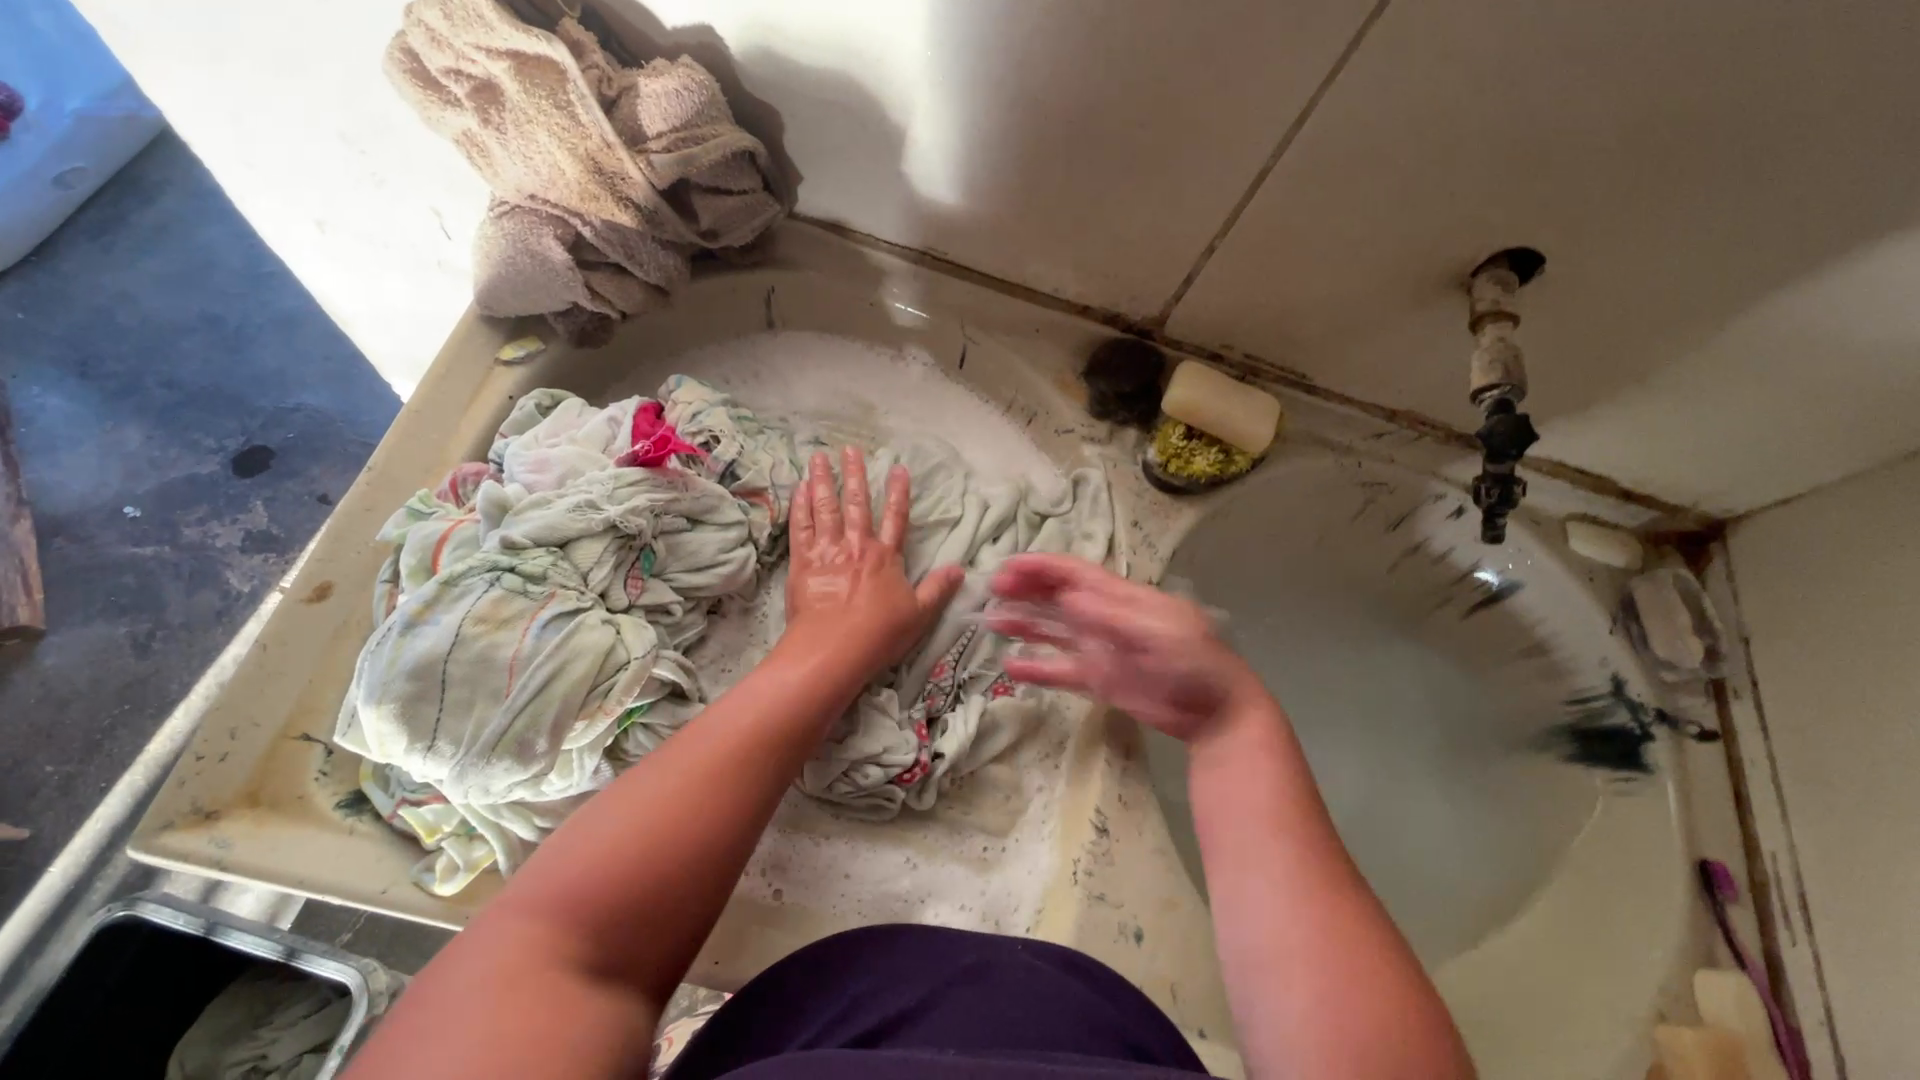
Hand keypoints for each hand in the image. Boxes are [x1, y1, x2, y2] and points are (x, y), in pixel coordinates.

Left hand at [783, 447, 964, 682]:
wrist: (832, 650)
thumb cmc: (879, 635)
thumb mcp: (919, 615)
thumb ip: (938, 589)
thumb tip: (960, 569)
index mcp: (886, 557)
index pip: (896, 517)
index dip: (898, 492)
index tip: (898, 468)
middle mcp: (857, 546)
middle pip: (856, 503)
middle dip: (854, 474)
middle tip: (851, 449)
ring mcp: (827, 552)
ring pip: (824, 508)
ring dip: (822, 480)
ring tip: (818, 457)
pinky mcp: (802, 563)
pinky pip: (801, 528)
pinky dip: (799, 507)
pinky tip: (798, 489)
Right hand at [989, 554, 1266, 742]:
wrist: (1217, 712)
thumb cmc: (1195, 662)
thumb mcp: (1160, 632)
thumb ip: (1113, 616)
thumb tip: (1067, 597)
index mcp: (1122, 598)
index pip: (1074, 574)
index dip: (1041, 567)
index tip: (1007, 566)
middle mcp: (1105, 618)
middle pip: (1057, 597)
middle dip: (1025, 590)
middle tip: (990, 591)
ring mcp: (1100, 649)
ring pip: (1054, 631)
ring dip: (1024, 623)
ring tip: (990, 621)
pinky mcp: (1099, 680)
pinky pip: (1061, 669)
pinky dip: (1037, 667)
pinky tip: (1010, 666)